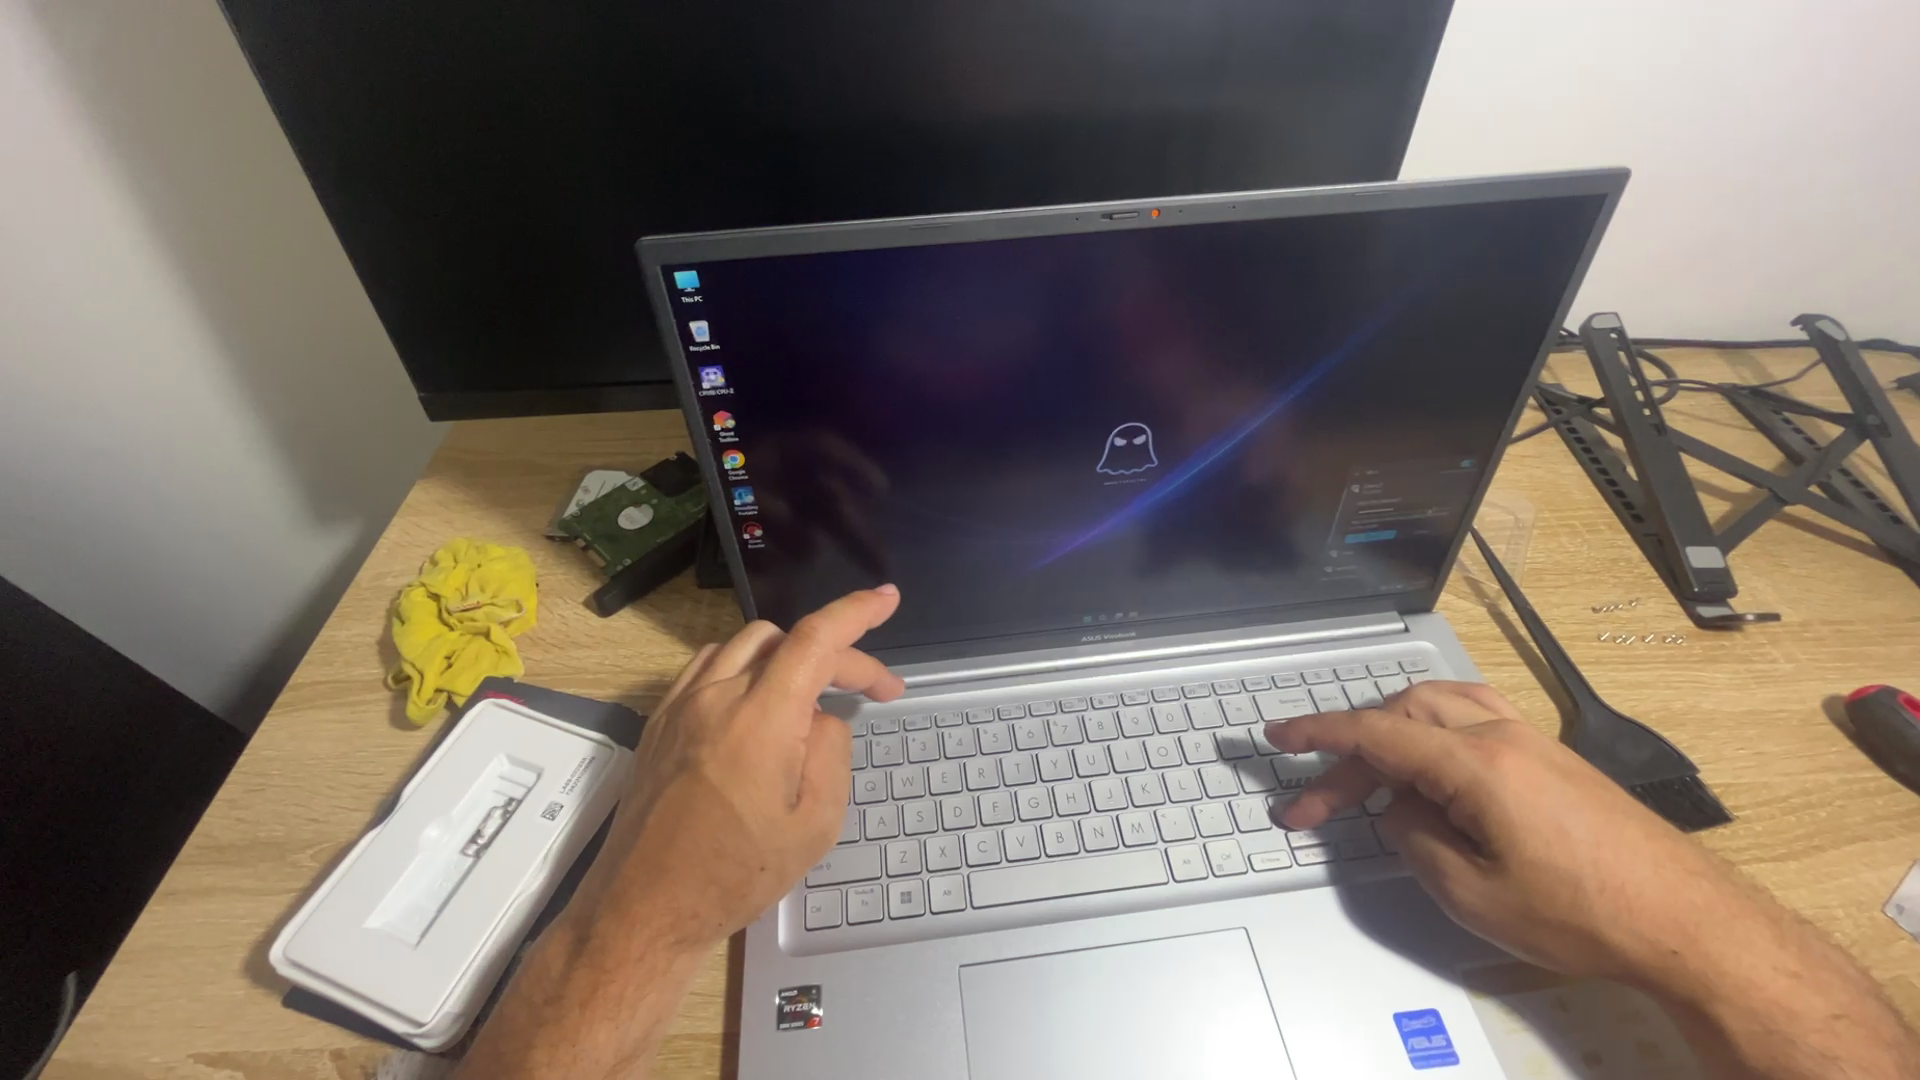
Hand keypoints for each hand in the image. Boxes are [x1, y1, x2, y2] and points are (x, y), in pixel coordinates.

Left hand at [573, 586, 905, 951]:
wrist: (644, 909)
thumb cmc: (735, 874)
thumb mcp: (815, 824)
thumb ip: (831, 751)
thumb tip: (821, 717)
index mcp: (762, 719)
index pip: (817, 639)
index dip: (858, 611)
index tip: (888, 599)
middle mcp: (718, 695)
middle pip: (787, 639)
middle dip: (837, 655)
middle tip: (867, 691)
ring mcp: (682, 704)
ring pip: (746, 643)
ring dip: (789, 655)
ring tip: (812, 695)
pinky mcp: (660, 719)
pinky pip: (709, 664)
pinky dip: (746, 665)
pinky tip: (758, 700)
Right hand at [1265, 680, 1737, 983]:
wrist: (1695, 927)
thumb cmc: (1581, 915)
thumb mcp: (1470, 894)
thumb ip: (1414, 837)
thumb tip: (1403, 808)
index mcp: (1475, 764)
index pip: (1374, 734)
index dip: (1316, 734)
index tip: (1275, 736)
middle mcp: (1499, 734)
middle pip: (1399, 716)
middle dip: (1351, 756)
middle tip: (1324, 803)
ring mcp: (1529, 739)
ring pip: (1436, 703)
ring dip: (1391, 730)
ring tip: (1370, 769)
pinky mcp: (1551, 754)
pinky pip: (1472, 713)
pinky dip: (1432, 726)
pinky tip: (1432, 756)